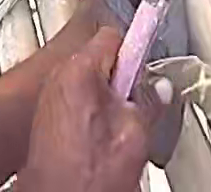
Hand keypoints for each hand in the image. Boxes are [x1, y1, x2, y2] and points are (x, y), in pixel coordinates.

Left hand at [16, 25, 161, 191]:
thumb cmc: (88, 174)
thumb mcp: (133, 135)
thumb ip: (149, 102)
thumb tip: (161, 86)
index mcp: (78, 69)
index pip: (112, 36)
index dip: (135, 49)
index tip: (148, 59)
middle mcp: (60, 73)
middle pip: (101, 57)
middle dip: (122, 78)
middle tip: (134, 106)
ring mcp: (52, 92)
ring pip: (91, 79)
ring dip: (108, 96)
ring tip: (118, 127)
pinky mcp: (49, 110)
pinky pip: (78, 95)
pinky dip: (93, 109)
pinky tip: (101, 136)